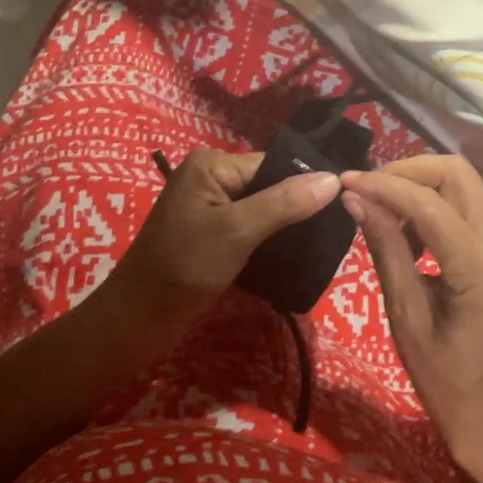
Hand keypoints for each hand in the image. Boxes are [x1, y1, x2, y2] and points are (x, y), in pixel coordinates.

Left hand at [100, 147, 340, 339]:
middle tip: (336, 232)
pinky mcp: (211, 233)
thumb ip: (284, 203)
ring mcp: (209, 206)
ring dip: (286, 226)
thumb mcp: (237, 231)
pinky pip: (251, 226)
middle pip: (268, 184)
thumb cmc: (184, 267)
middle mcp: (210, 176)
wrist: (138, 318)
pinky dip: (269, 239)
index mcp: (211, 164)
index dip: (305, 185)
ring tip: (321, 246)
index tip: (344, 206)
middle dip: (297, 207)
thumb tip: (333, 178)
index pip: (272, 165)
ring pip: (262, 208)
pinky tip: (294, 256)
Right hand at [343, 156, 482, 482]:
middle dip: (407, 171)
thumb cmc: (441, 374)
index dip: (386, 186)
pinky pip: (468, 202)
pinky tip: (406, 223)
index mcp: (480, 270)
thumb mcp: (404, 313)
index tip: (347, 181)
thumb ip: (385, 248)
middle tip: (368, 188)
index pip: (430, 204)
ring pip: (463, 182)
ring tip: (382, 204)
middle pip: (457, 174)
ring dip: (420, 181)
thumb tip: (354, 198)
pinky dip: (434, 198)